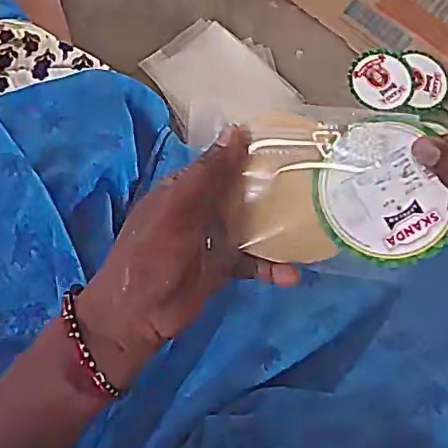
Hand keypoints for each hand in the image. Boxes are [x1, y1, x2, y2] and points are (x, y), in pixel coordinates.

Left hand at [74, 128, 299, 387]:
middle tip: (312, 181)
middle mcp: (202, 208)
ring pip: (253, 225)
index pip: (223, 161)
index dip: (251, 153)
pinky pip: (254, 260)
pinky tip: (292, 275)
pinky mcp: (224, 266)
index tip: (289, 144)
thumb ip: (209, 173)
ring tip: (310, 228)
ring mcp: (214, 238)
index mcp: (186, 187)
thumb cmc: (152, 253)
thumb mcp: (178, 208)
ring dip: (279, 228)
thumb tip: (238, 130)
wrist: (136, 317)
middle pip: (243, 191)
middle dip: (274, 188)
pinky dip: (272, 267)